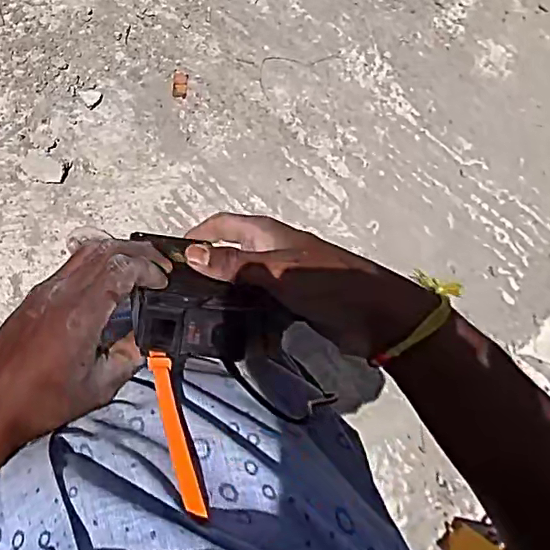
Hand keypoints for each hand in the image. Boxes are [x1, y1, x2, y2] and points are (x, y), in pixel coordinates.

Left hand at [0, 236, 169, 450]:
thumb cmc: (32, 403)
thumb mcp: (96, 388)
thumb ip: (125, 358)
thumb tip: (139, 342)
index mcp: (79, 314)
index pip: (120, 269)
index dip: (147, 268)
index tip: (161, 278)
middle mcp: (61, 293)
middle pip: (105, 250)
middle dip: (138, 251)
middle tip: (158, 263)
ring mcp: (46, 291)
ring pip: (87, 251)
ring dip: (116, 251)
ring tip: (137, 264)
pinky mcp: (36, 296)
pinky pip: (72, 264)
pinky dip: (96, 261)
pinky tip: (105, 278)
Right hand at [183, 213, 441, 358]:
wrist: (375, 316)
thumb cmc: (328, 281)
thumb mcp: (275, 270)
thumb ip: (233, 264)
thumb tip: (191, 255)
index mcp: (265, 233)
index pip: (221, 224)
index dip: (198, 234)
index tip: (174, 252)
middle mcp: (269, 251)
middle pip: (228, 252)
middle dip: (206, 264)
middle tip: (181, 286)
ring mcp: (280, 277)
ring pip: (241, 280)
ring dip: (223, 290)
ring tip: (198, 308)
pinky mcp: (290, 301)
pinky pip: (257, 302)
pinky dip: (242, 310)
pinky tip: (230, 325)